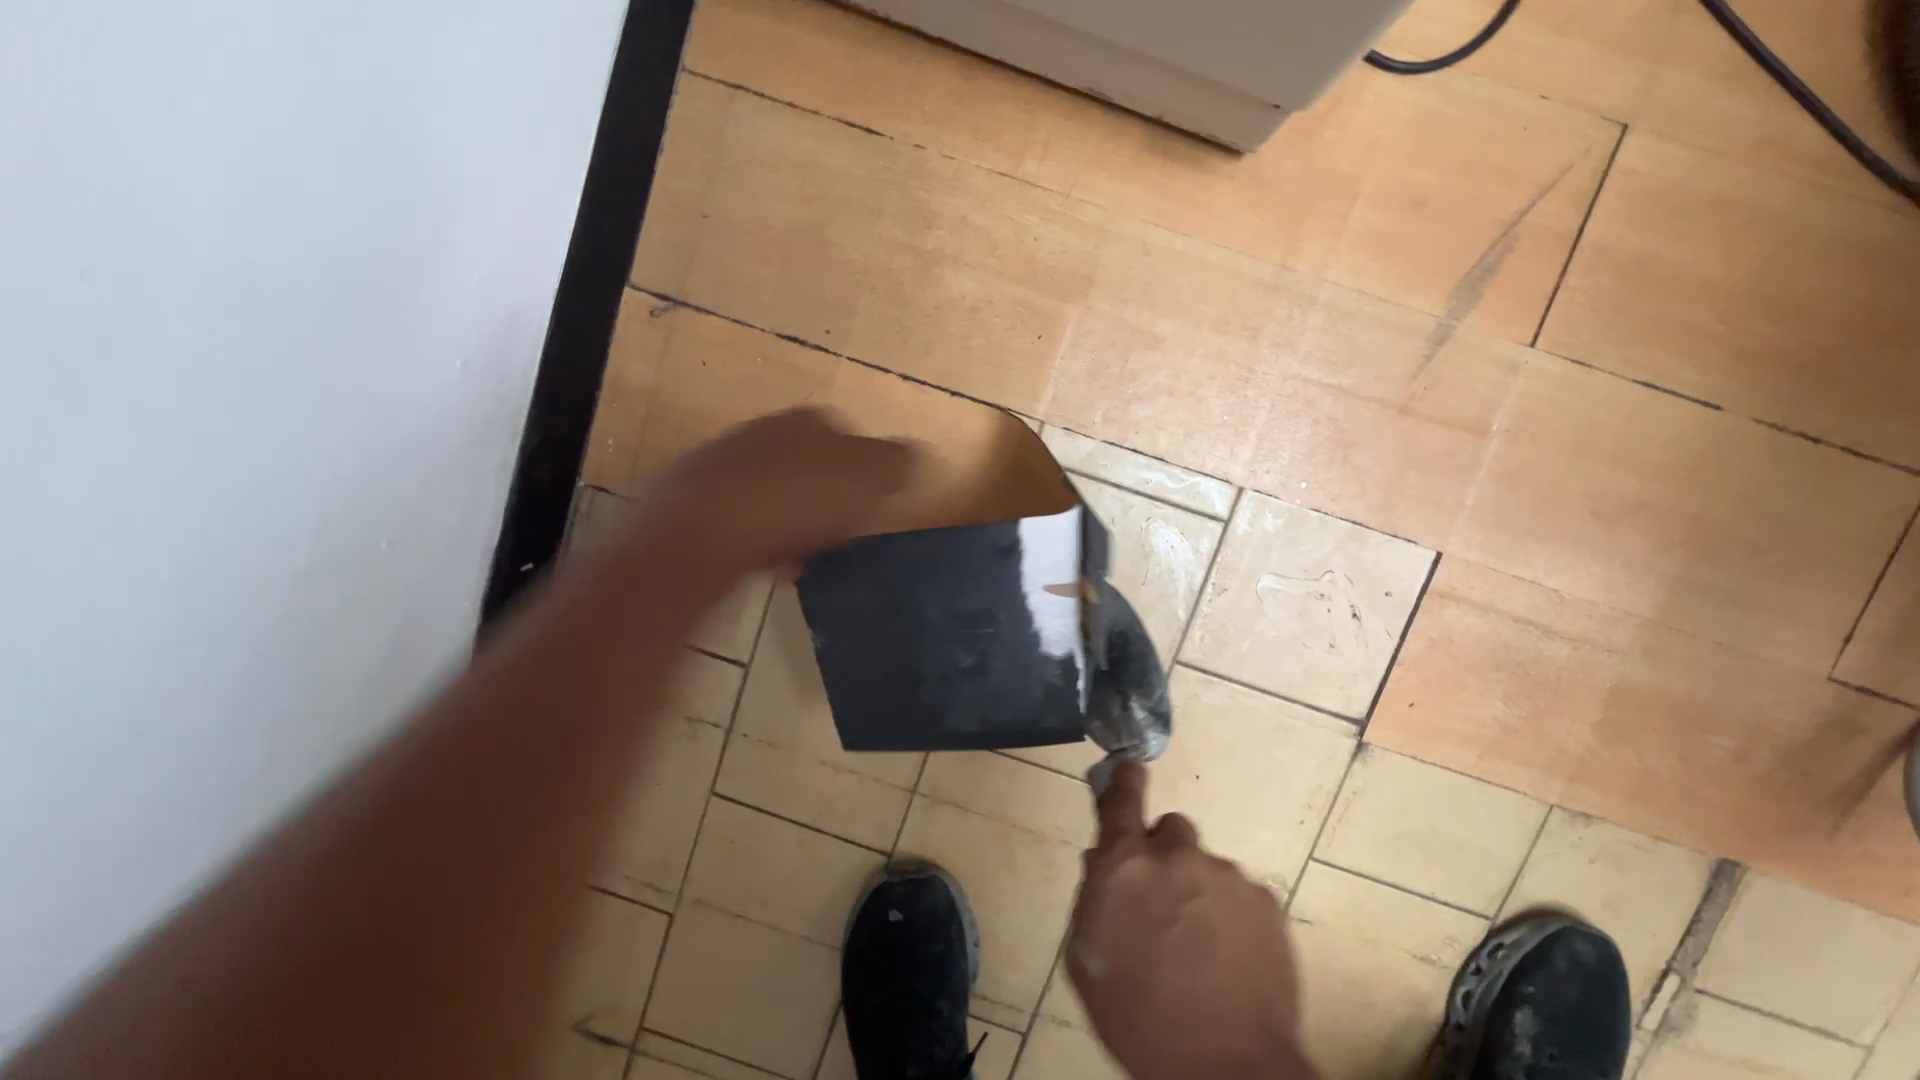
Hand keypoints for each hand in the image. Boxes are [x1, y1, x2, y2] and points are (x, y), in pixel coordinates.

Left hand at [641, 408, 920, 572]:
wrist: (700, 533)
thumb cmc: (796, 501)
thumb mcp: (868, 479)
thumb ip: (898, 464)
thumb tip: (919, 457)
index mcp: (809, 421)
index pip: (849, 438)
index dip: (865, 476)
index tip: (872, 510)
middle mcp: (764, 431)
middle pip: (808, 466)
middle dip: (826, 500)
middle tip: (841, 537)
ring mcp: (723, 464)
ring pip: (774, 494)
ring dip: (793, 524)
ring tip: (807, 560)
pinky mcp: (692, 501)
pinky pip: (741, 521)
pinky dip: (760, 542)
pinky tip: (771, 567)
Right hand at [1069, 763, 1314, 1079]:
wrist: (1226, 1066)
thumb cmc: (1136, 1017)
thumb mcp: (1088, 960)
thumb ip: (1093, 898)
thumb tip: (1102, 861)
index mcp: (1123, 867)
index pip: (1120, 801)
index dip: (1123, 780)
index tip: (1130, 766)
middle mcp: (1176, 857)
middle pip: (1170, 830)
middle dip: (1163, 856)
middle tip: (1164, 904)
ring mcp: (1227, 877)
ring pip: (1206, 867)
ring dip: (1198, 891)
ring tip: (1200, 948)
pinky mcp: (1266, 903)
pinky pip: (1241, 895)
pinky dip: (1232, 916)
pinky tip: (1229, 959)